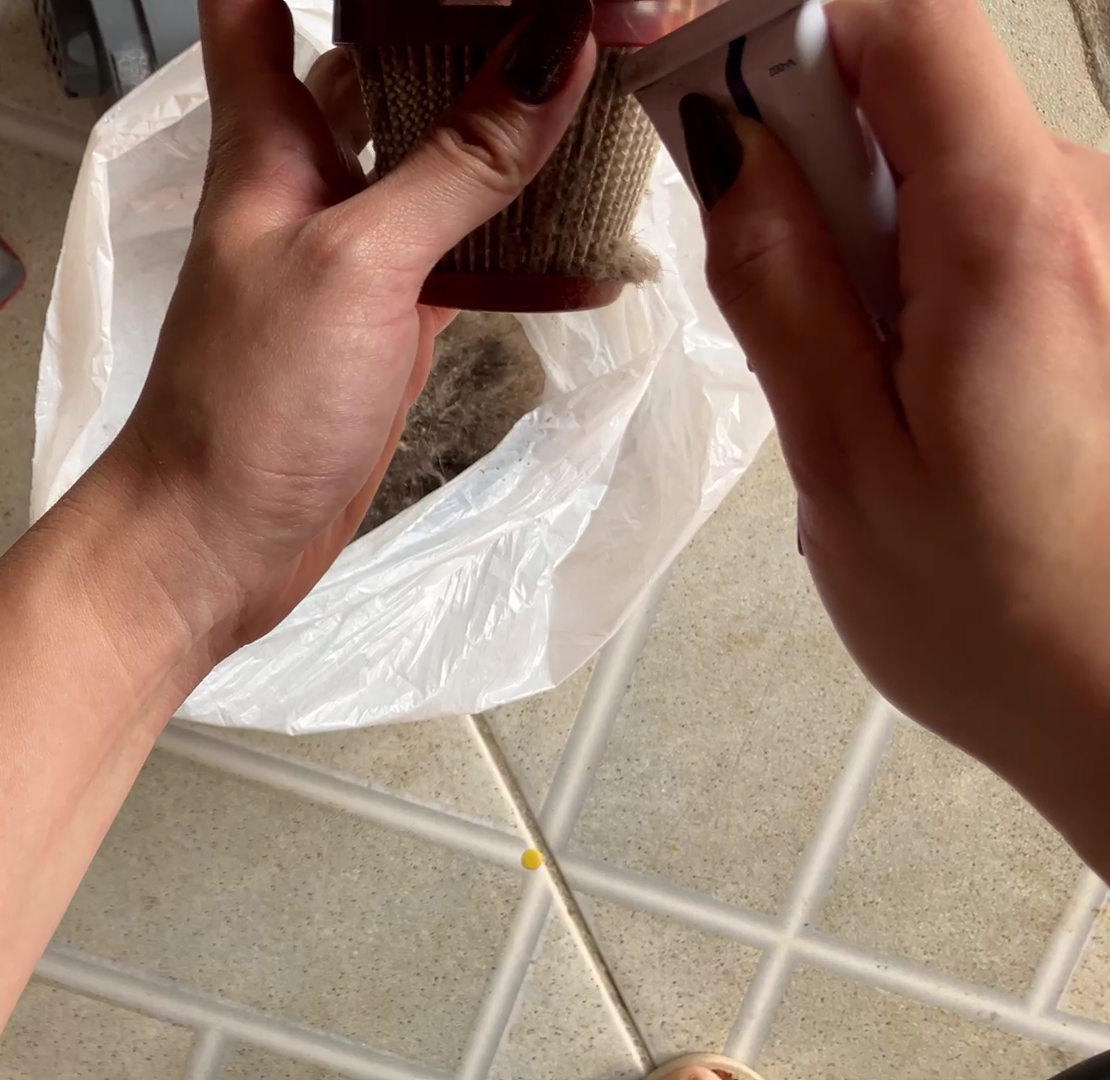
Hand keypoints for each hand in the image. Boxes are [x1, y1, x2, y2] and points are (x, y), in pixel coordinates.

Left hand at [81, 0, 598, 650]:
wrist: (219, 534)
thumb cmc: (250, 400)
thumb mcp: (350, 264)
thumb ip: (451, 164)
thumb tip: (558, 49)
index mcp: (267, 142)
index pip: (258, 7)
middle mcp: (311, 184)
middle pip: (380, 67)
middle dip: (465, 25)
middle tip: (575, 10)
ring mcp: (355, 255)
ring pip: (437, 160)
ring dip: (512, 128)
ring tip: (617, 83)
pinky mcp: (388, 322)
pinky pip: (464, 257)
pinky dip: (522, 247)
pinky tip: (596, 240)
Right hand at [686, 0, 1109, 856]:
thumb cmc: (979, 600)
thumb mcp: (837, 450)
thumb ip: (783, 296)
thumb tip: (730, 162)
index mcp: (1012, 249)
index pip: (909, 37)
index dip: (792, 24)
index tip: (696, 67)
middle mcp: (1081, 217)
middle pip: (912, 89)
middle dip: (787, 130)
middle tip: (719, 235)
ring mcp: (1088, 252)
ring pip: (925, 160)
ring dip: (825, 206)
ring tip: (795, 332)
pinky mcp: (1076, 293)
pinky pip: (953, 220)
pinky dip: (872, 250)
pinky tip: (853, 351)